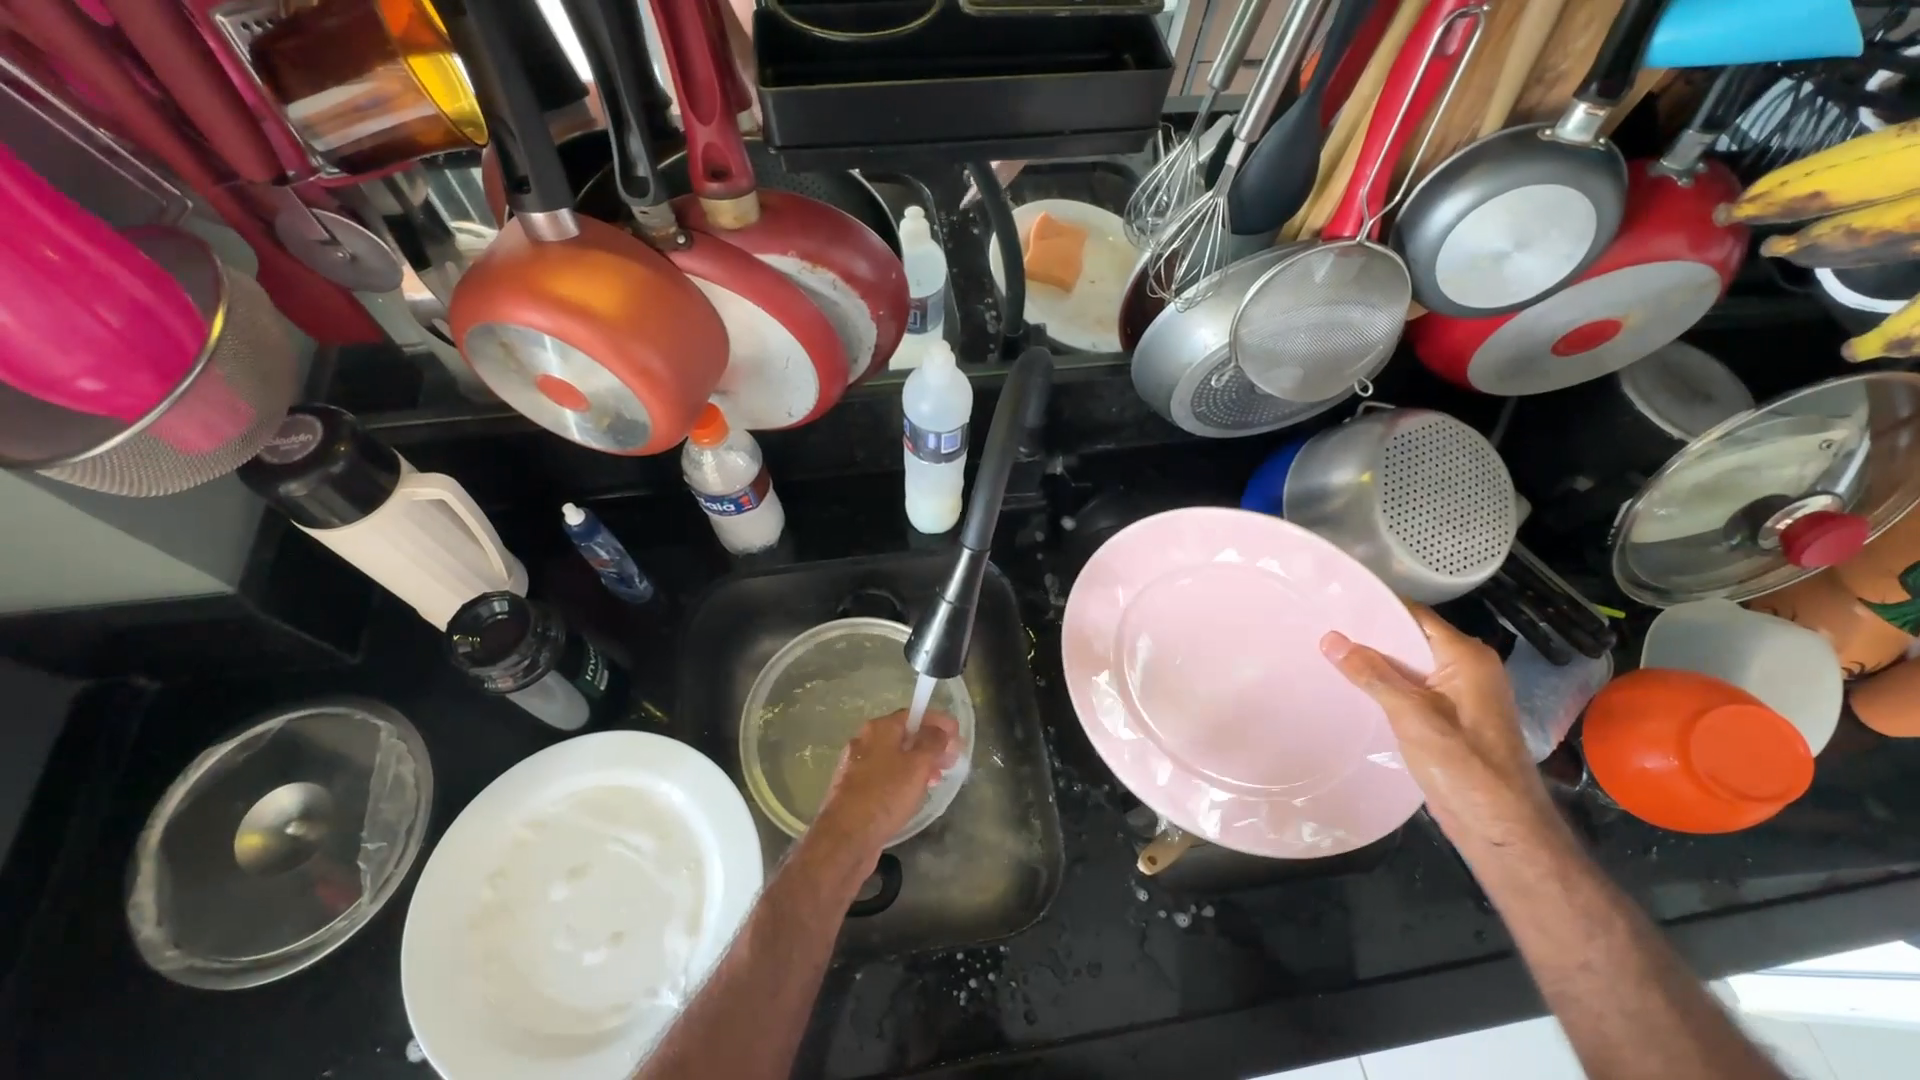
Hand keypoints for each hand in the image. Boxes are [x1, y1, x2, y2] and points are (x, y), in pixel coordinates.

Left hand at [813, 710, 959, 859]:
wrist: (845, 838)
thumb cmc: (885, 796)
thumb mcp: (917, 766)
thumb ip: (933, 743)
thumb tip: (940, 730)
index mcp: (878, 729)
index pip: (913, 714)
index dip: (937, 721)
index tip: (958, 733)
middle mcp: (864, 742)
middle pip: (903, 735)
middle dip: (930, 744)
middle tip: (952, 760)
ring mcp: (857, 767)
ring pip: (895, 758)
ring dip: (919, 764)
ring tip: (937, 779)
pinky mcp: (855, 790)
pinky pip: (886, 777)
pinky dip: (903, 779)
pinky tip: (914, 794)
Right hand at [1321, 606, 1553, 850]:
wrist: (1501, 828)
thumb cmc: (1464, 766)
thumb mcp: (1412, 716)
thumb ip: (1372, 675)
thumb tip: (1331, 638)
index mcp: (1467, 657)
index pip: (1414, 615)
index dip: (1374, 608)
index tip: (1332, 603)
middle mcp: (1468, 669)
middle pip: (1410, 640)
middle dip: (1368, 637)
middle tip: (1319, 629)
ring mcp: (1461, 696)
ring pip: (1408, 667)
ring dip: (1373, 665)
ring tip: (1326, 656)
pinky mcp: (1451, 720)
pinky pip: (1412, 691)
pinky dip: (1384, 688)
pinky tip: (1352, 692)